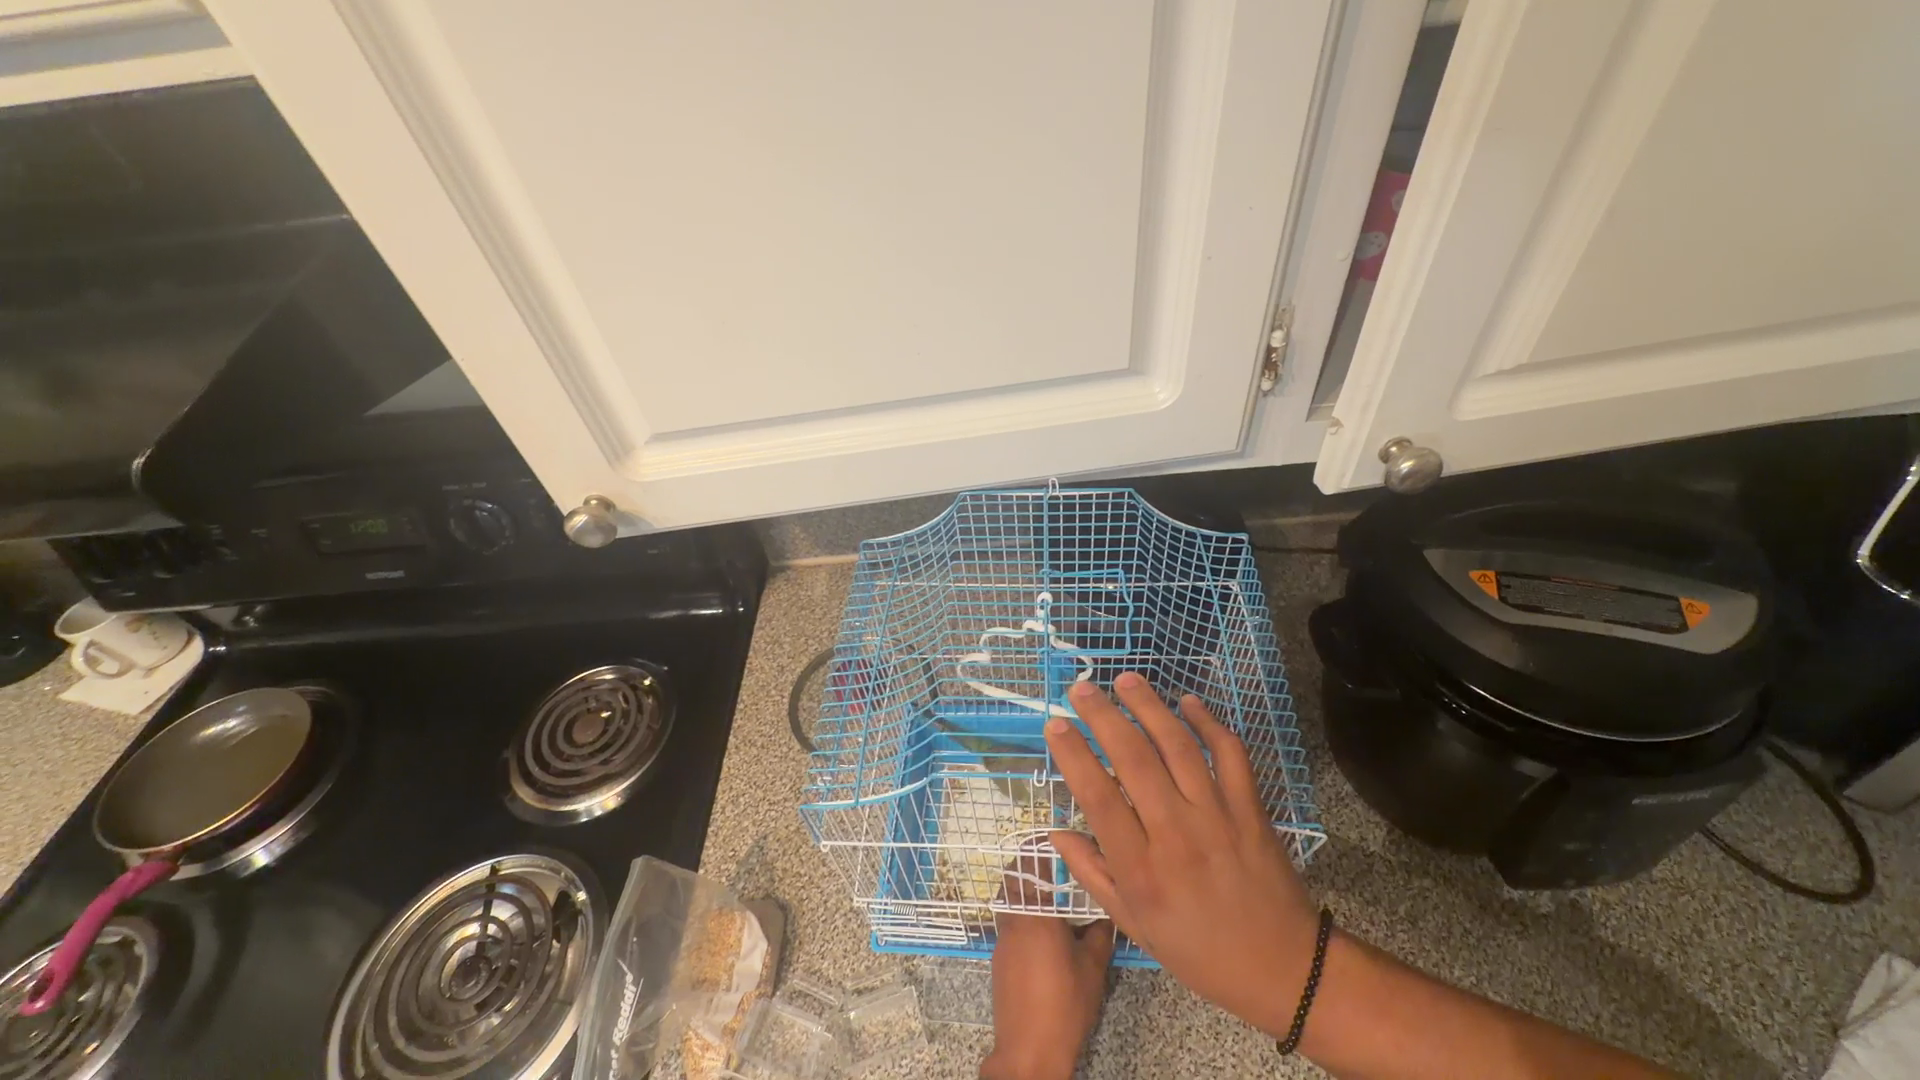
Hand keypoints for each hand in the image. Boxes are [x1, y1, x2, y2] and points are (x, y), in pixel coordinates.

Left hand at [982, 858, 1114, 1079]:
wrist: (1029, 1049)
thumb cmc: (1065, 1004)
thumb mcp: (1094, 966)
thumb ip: (1100, 931)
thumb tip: (1104, 909)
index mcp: (1036, 915)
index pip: (1032, 867)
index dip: (1040, 848)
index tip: (1054, 837)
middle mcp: (1014, 920)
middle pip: (1013, 879)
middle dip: (1029, 866)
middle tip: (1054, 864)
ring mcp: (1002, 939)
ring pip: (1009, 901)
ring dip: (1025, 891)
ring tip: (1053, 896)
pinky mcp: (998, 958)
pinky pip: (1009, 923)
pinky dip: (1023, 915)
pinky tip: (1045, 930)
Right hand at [1044, 672, 1318, 1037]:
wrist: (1282, 965)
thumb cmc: (1197, 950)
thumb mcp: (1134, 925)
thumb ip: (1092, 874)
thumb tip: (1055, 833)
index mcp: (1141, 868)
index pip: (1098, 796)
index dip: (1073, 755)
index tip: (1055, 725)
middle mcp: (1176, 833)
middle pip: (1133, 759)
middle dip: (1103, 716)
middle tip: (1082, 688)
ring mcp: (1217, 815)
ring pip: (1178, 746)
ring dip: (1150, 707)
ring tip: (1126, 681)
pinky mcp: (1250, 807)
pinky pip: (1230, 754)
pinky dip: (1209, 723)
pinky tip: (1188, 701)